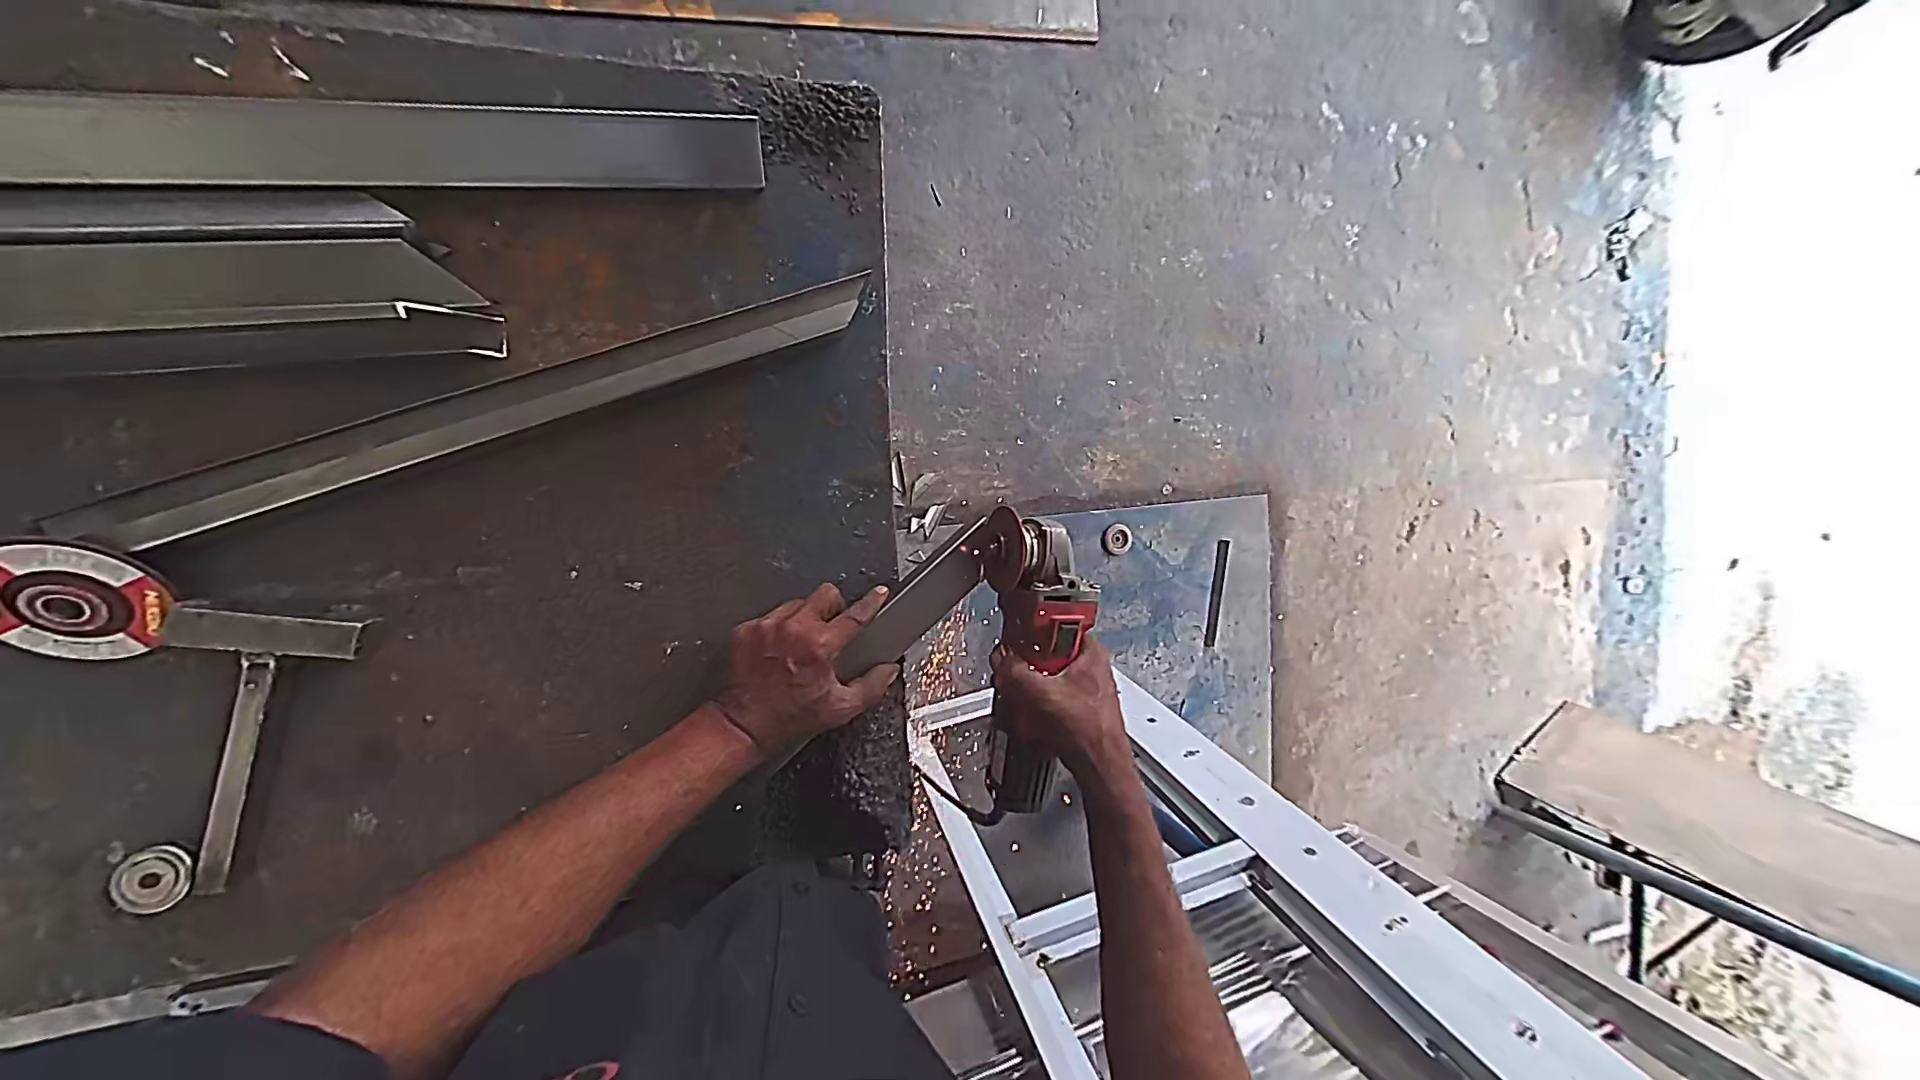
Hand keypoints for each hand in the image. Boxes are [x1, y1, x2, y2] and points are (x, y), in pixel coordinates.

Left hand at [711, 583, 899, 753]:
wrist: (742, 725)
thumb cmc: (787, 719)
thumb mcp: (839, 709)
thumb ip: (871, 687)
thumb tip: (887, 670)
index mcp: (818, 646)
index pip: (854, 615)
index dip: (871, 602)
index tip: (879, 594)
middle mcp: (792, 629)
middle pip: (825, 595)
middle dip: (834, 607)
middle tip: (831, 628)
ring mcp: (766, 627)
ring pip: (797, 604)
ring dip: (805, 619)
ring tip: (801, 645)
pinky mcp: (746, 630)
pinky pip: (771, 616)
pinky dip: (779, 629)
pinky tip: (779, 650)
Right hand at [990, 637, 1132, 787]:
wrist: (1101, 767)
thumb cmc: (1089, 731)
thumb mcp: (1041, 693)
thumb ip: (1015, 672)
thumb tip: (1002, 662)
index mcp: (1090, 651)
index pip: (1056, 624)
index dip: (1033, 632)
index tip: (1018, 641)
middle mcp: (1092, 665)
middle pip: (1047, 654)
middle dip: (1028, 668)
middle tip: (1016, 677)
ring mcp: (1086, 687)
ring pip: (1047, 677)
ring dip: (1031, 689)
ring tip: (1023, 700)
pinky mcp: (1080, 707)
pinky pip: (1051, 697)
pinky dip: (1039, 705)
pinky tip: (1034, 718)